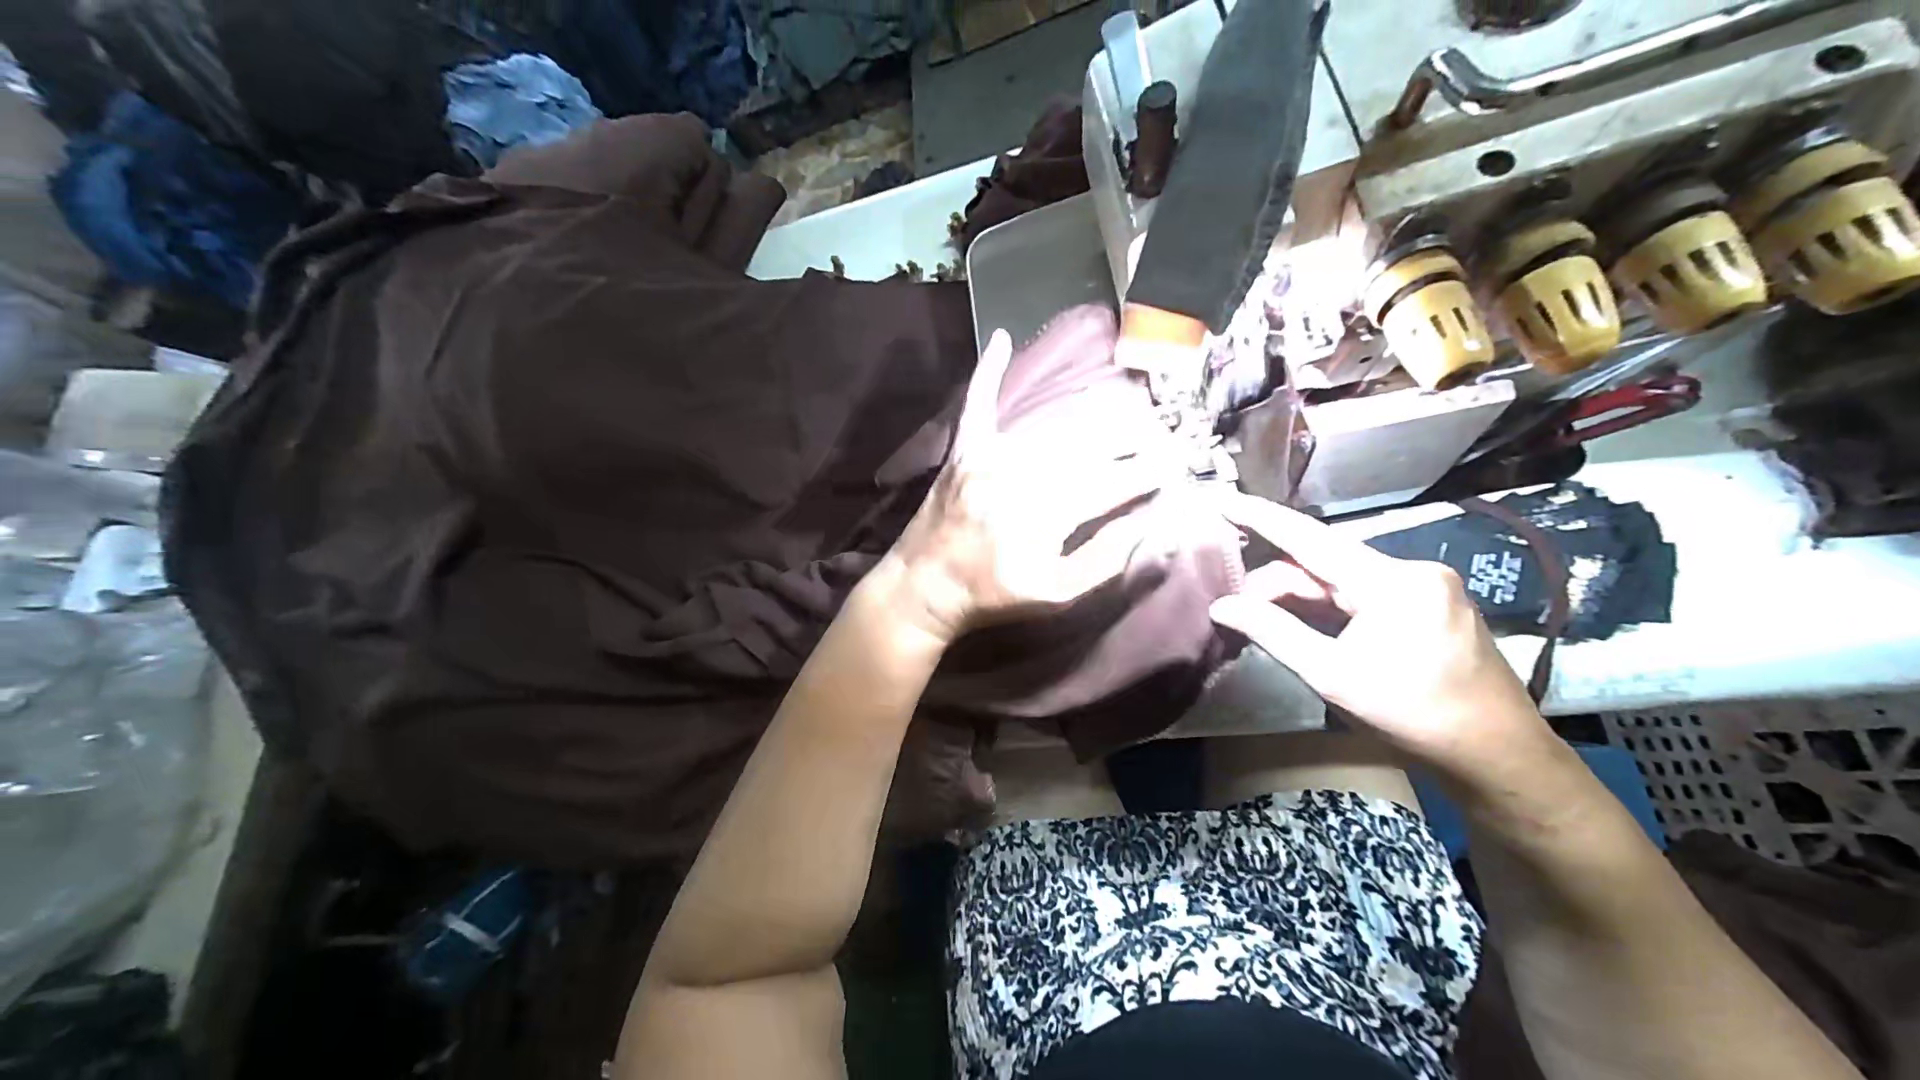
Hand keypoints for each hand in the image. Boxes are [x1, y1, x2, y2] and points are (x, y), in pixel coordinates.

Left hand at [880, 328, 1166, 642]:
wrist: (923, 588)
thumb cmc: (994, 597)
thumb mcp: (1057, 594)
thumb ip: (1104, 559)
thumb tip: (1149, 521)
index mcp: (1044, 515)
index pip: (1111, 485)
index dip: (1148, 473)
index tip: (1178, 463)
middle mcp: (1018, 477)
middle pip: (1086, 451)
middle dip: (1129, 444)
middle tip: (1162, 437)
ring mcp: (987, 459)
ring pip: (1050, 430)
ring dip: (1091, 421)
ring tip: (1124, 413)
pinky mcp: (962, 452)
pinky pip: (978, 407)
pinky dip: (988, 375)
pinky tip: (1000, 339)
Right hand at [1206, 490, 1556, 784]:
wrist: (1498, 754)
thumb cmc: (1412, 715)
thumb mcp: (1331, 675)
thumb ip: (1272, 632)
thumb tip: (1220, 607)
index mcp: (1392, 581)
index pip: (1310, 538)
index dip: (1262, 518)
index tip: (1225, 501)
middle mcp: (1413, 571)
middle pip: (1325, 563)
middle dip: (1276, 583)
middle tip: (1235, 608)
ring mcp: (1426, 588)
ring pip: (1344, 580)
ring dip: (1301, 597)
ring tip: (1262, 617)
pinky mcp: (1431, 606)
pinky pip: (1365, 594)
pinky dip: (1329, 606)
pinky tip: (1304, 622)